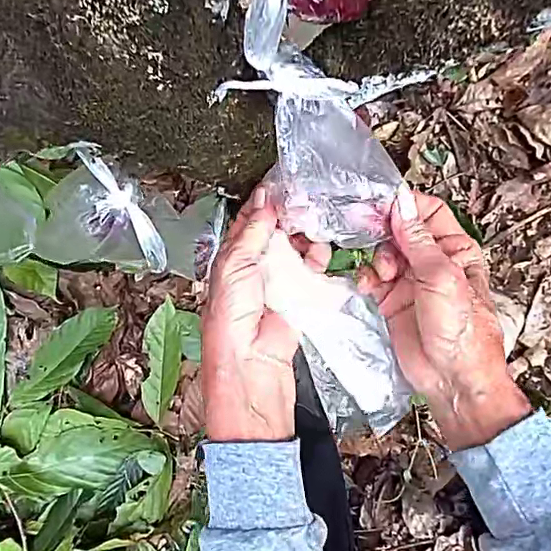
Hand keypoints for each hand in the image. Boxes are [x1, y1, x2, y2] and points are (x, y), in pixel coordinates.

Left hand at [201, 187, 327, 441]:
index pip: (248, 225)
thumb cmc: (230, 323)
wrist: (251, 365)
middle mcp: (253, 272)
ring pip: (294, 253)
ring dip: (304, 238)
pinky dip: (317, 262)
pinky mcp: (297, 301)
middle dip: (289, 219)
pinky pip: (310, 276)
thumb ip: (252, 234)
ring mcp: (276, 287)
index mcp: (230, 262)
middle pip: (275, 236)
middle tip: (305, 202)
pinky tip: (321, 251)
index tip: (280, 186)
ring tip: (315, 224)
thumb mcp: (234, 267)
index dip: (262, 205)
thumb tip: (265, 203)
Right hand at [359, 188, 529, 449]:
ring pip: (383, 253)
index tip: (380, 204)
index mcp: (456, 250)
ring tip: (381, 272)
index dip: (404, 206)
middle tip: (365, 231)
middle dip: (382, 231)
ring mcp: (411, 282)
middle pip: (399, 231)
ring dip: (374, 257)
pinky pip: (372, 279)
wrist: (453, 378)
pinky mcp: (393, 301)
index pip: (427, 213)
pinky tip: (368, 284)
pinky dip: (366, 278)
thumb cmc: (465, 333)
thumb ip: (418, 240)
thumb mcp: (442, 277)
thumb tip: (403, 206)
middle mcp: (433, 263)